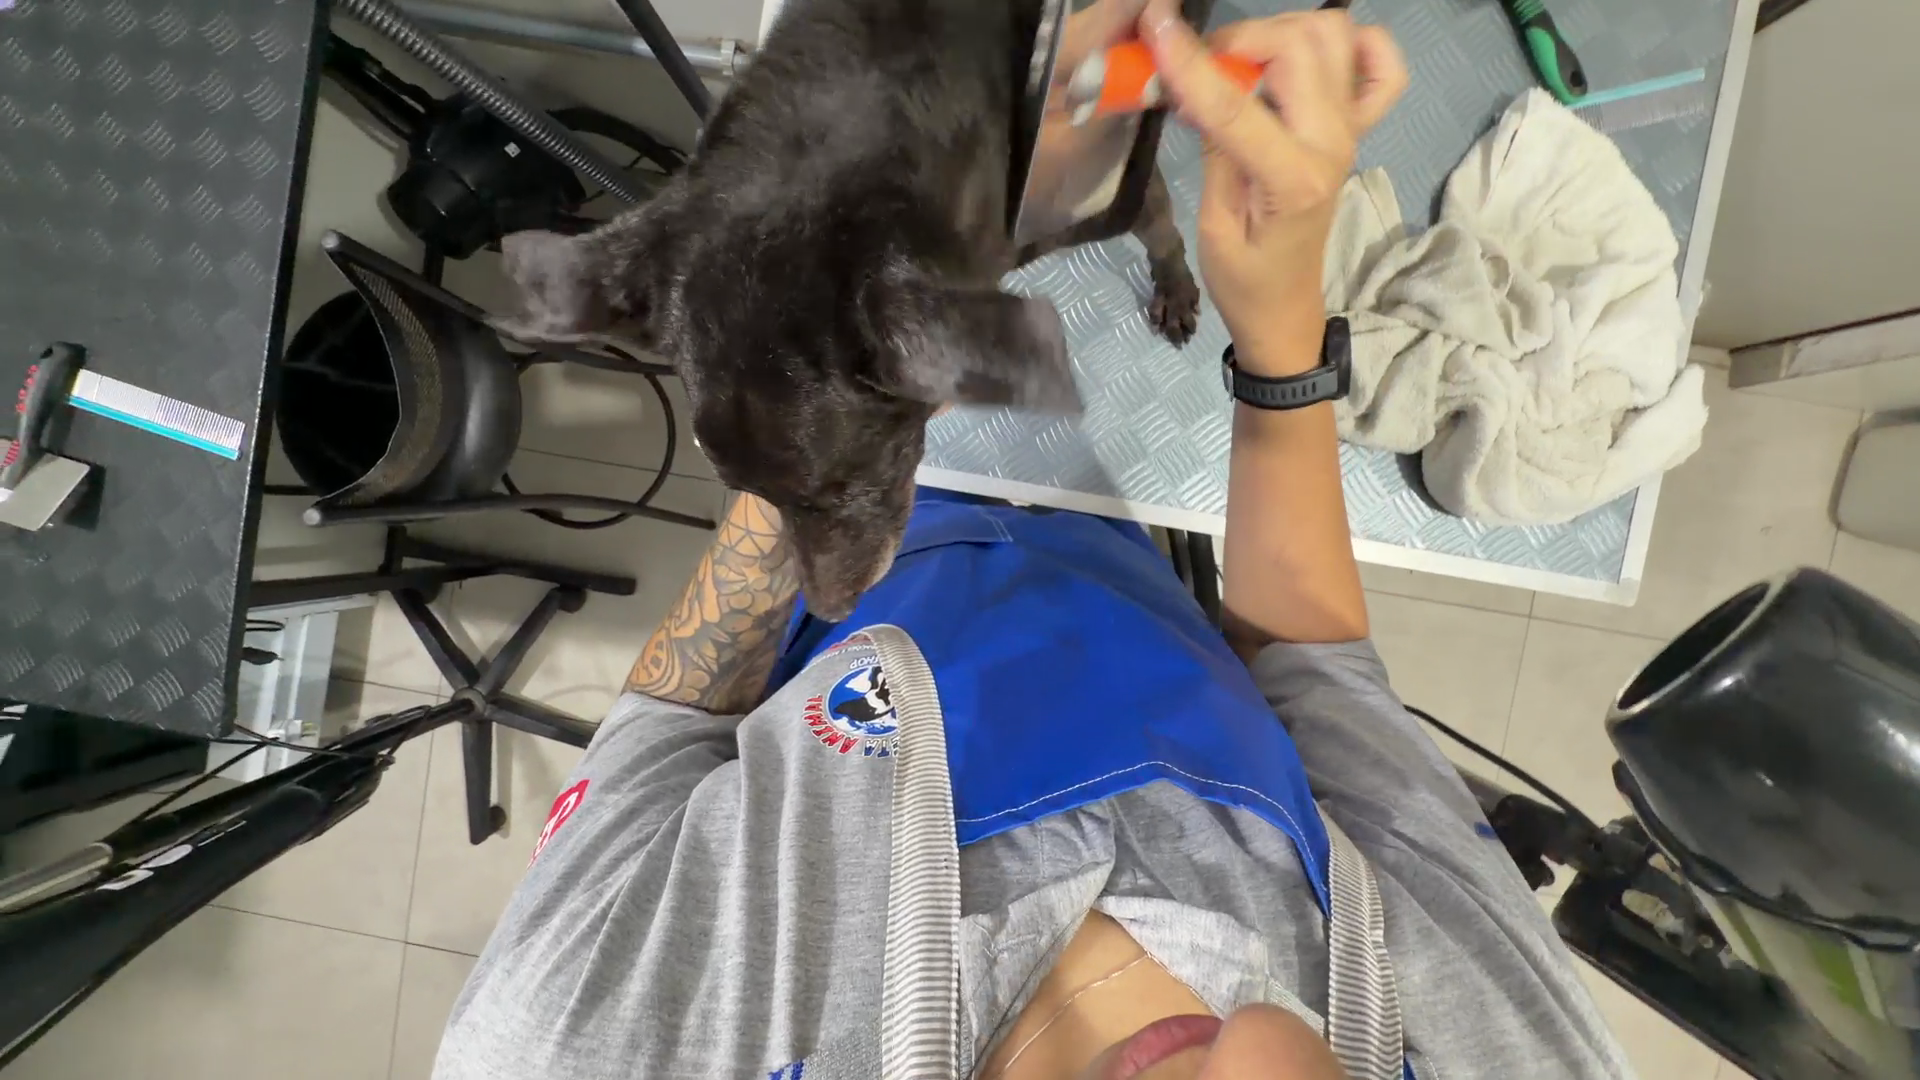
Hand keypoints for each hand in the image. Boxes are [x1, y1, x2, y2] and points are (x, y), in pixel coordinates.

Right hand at [1139, 0, 1405, 371]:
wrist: (1284, 307)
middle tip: (1199, 66)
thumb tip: (1202, 95)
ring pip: (1334, 37)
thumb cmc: (1241, 282)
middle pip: (1299, 45)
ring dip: (1280, 34)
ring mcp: (1351, 131)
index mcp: (1291, 179)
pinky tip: (1314, 59)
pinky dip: (1353, 46)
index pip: (1236, 104)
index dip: (1191, 63)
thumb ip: (1217, 154)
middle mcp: (1332, 142)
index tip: (1155, 28)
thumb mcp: (1214, 226)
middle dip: (1239, 40)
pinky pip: (1378, 67)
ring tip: (1239, 65)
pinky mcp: (1356, 131)